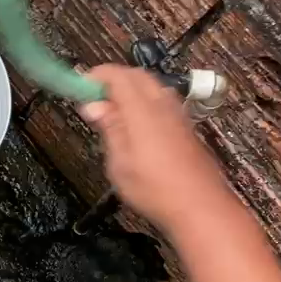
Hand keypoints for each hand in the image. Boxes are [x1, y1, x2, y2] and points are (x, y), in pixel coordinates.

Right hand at [78, 65, 236, 233]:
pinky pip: (163, 101)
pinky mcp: (186, 128)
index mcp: (142, 112)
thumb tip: (93, 105)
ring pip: (153, 86)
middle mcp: (162, 106)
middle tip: (93, 97)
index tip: (79, 85)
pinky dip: (144, 101)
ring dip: (130, 89)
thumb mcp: (119, 162)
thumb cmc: (153, 189)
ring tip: (112, 111)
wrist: (201, 207)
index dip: (97, 75)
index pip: (119, 76)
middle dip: (114, 79)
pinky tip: (136, 125)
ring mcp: (178, 115)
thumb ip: (109, 128)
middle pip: (138, 76)